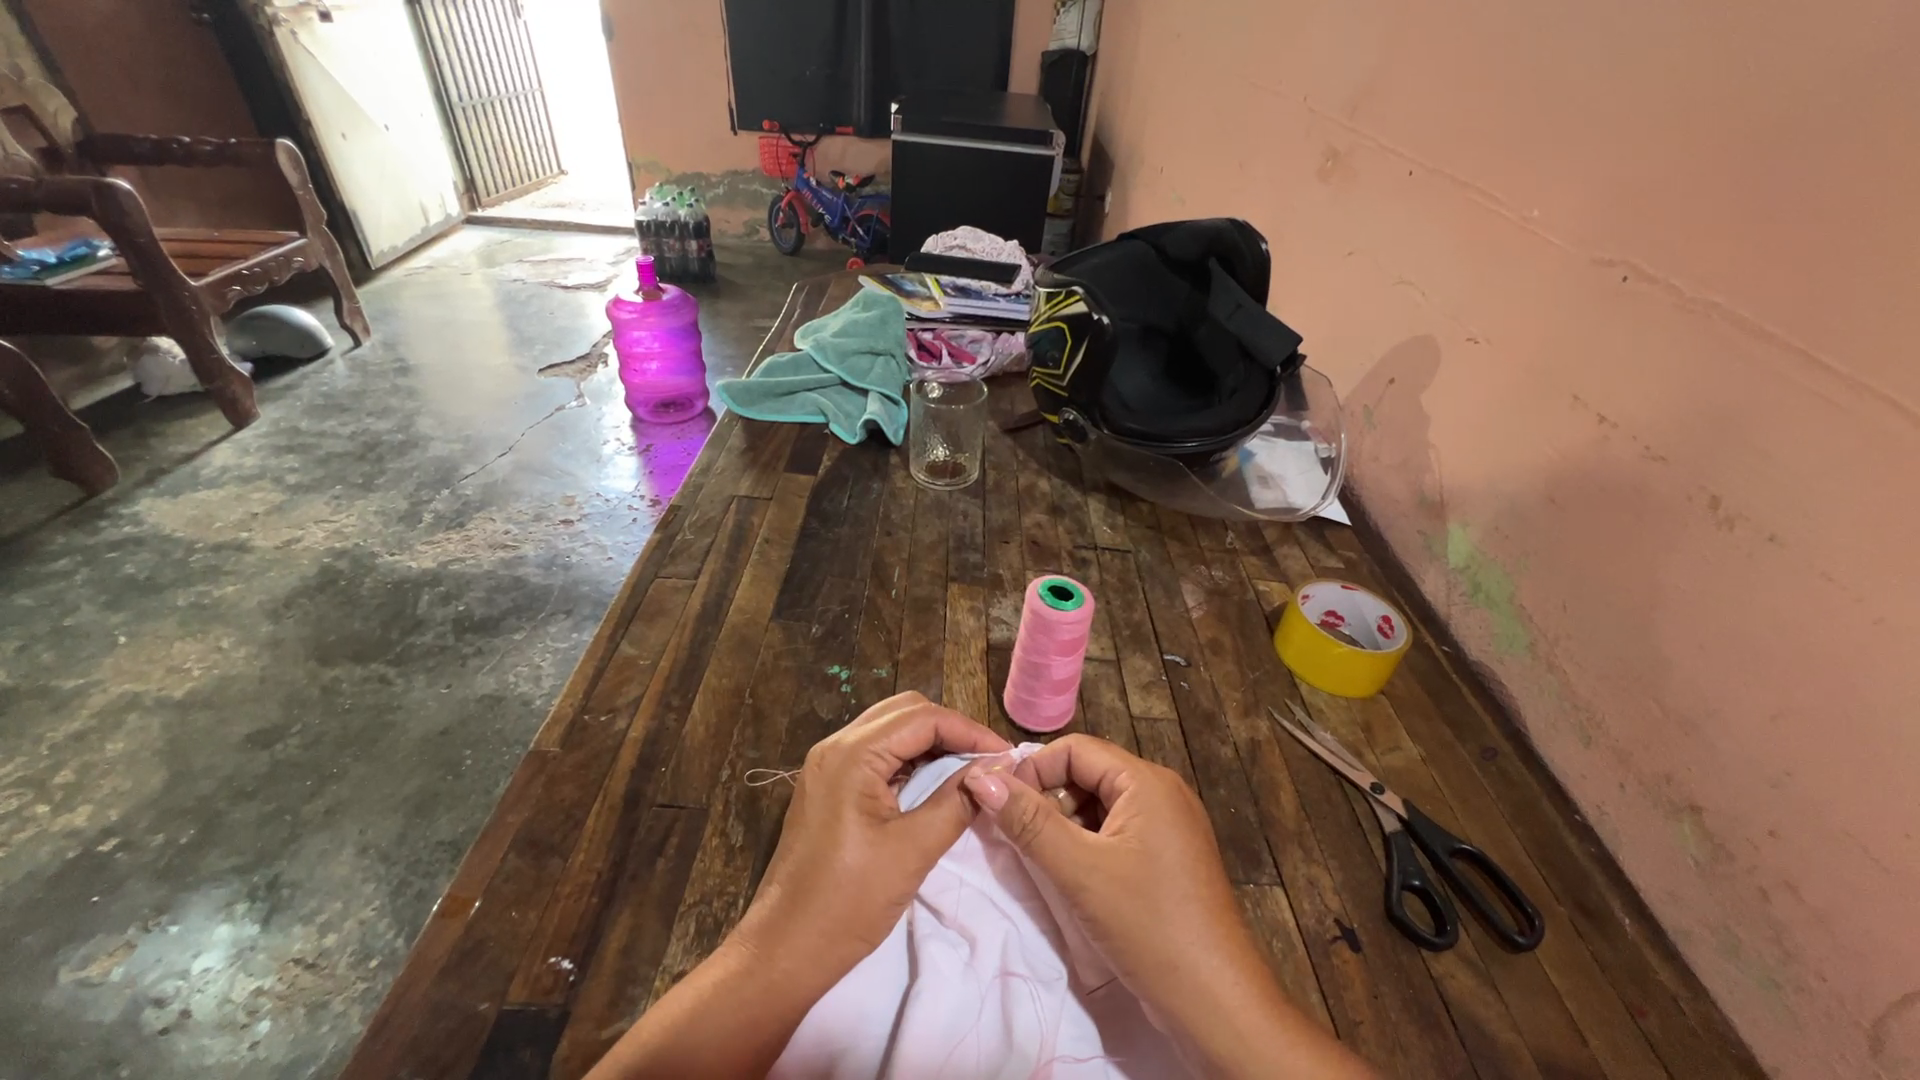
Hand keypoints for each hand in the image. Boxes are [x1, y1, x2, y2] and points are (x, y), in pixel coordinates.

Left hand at [736, 691, 1010, 974]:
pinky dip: (911, 761)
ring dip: (932, 744)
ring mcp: (828, 767)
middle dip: (951, 730)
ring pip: (891, 730)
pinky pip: (877, 755)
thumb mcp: (912, 851)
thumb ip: (957, 802)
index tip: (1006, 755)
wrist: (784, 951)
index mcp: (851, 754)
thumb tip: (995, 772)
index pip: (923, 717)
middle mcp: (835, 748)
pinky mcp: (829, 788)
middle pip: (905, 712)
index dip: (969, 730)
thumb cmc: (847, 902)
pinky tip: (936, 785)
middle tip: (988, 760)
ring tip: (970, 770)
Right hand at [961, 735, 1252, 1014]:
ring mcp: (1169, 825)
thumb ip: (1028, 821)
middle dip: (1048, 799)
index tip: (1002, 808)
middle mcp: (1162, 791)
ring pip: (1099, 805)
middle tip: (1022, 840)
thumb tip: (980, 777)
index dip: (1033, 771)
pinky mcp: (1168, 857)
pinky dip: (1087, 845)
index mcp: (1147, 781)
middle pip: (1087, 773)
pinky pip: (1116, 831)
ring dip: (1065, 825)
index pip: (1074, 749)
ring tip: (1045, 862)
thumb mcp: (1079, 871)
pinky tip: (1073, 877)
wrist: (1216, 1003)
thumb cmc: (1148, 925)